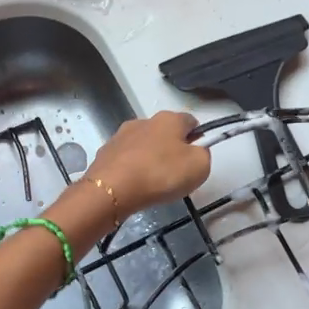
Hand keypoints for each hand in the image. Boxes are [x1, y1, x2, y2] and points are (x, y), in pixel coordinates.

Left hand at [83, 111, 211, 215]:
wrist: (113, 189)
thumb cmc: (161, 174)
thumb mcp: (199, 167)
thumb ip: (204, 154)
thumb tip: (197, 151)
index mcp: (169, 119)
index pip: (191, 121)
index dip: (198, 138)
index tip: (196, 157)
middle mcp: (144, 120)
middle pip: (164, 132)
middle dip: (171, 149)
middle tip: (175, 174)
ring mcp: (121, 135)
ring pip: (143, 145)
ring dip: (149, 158)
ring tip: (152, 182)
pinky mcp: (105, 152)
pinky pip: (125, 159)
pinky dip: (131, 169)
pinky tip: (133, 185)